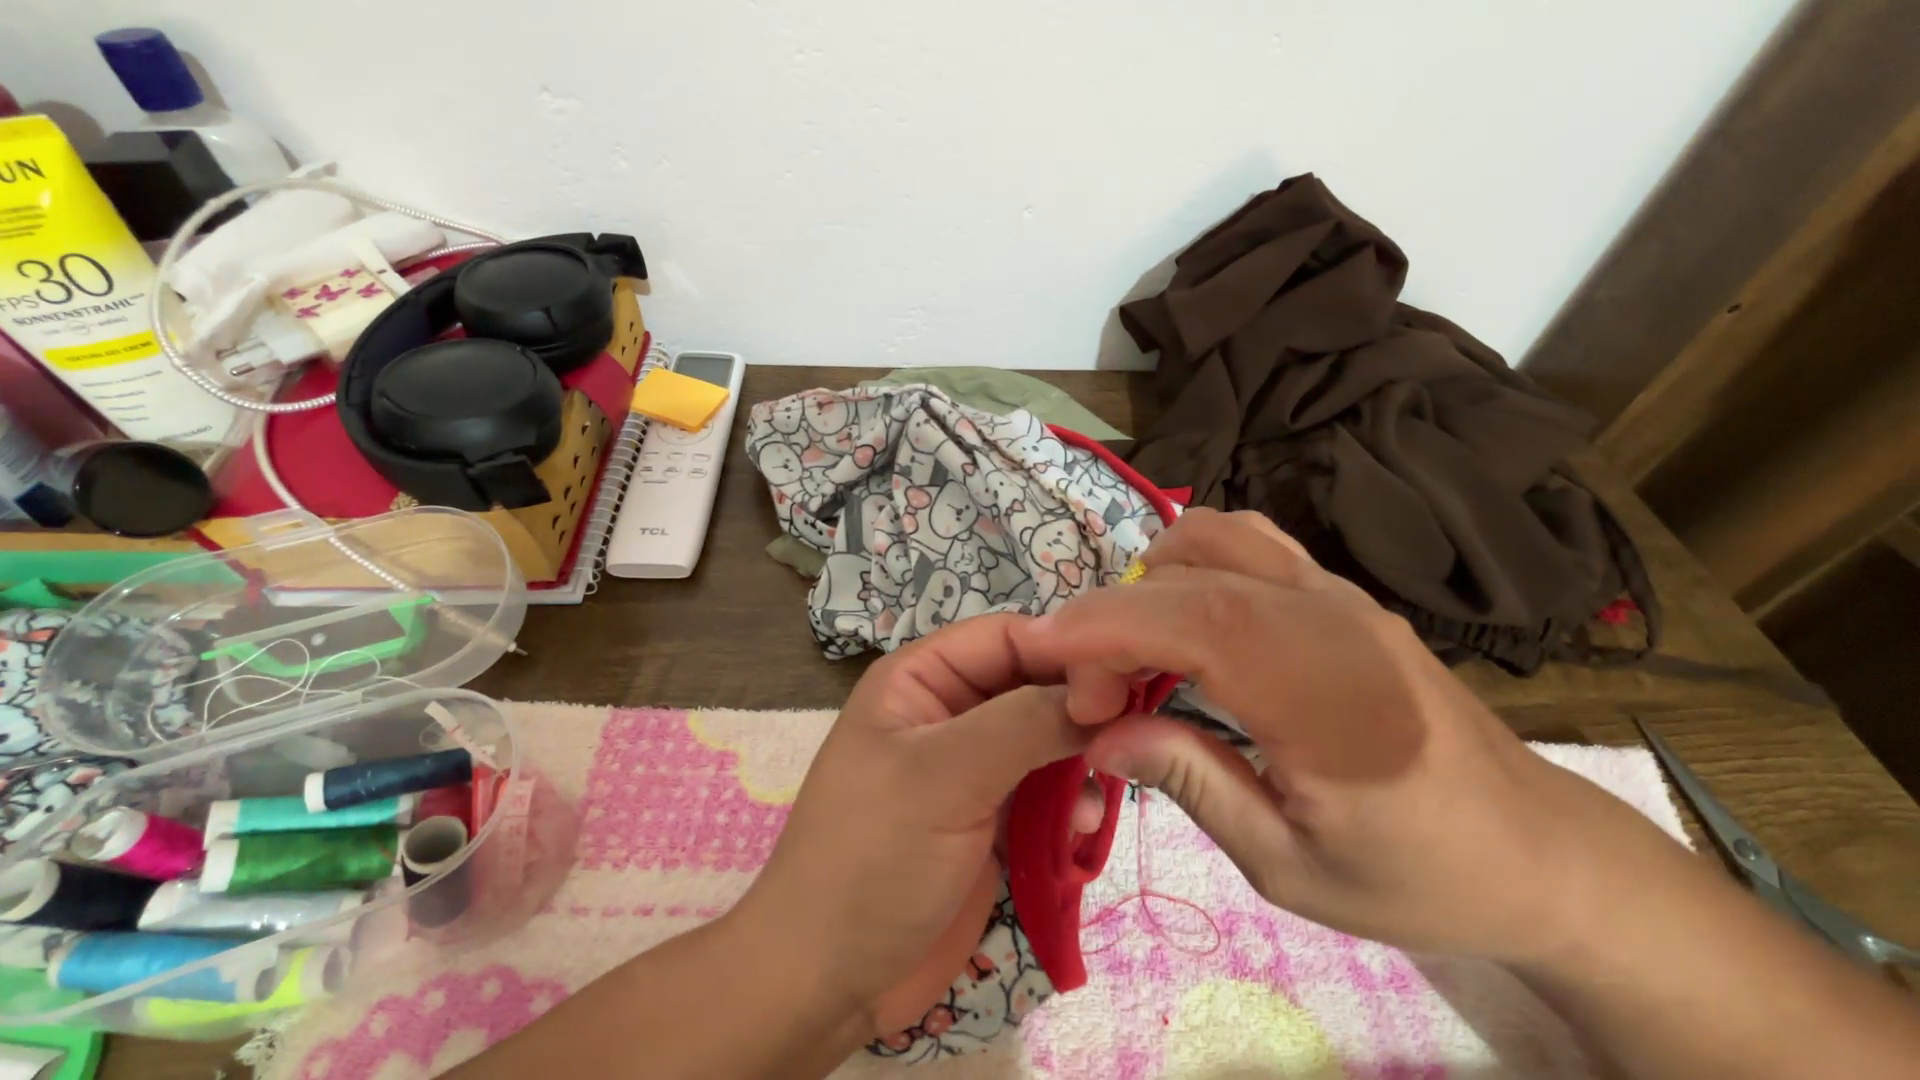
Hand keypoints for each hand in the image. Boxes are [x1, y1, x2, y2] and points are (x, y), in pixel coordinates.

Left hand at [730, 614, 1091, 1037]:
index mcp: (920, 679)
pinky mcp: (991, 821)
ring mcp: (971, 769)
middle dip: (1081, 711)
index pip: (1009, 635)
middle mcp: (949, 712)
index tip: (1126, 685)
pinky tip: (1079, 834)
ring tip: (1096, 802)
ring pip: (1049, 740)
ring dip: (1080, 763)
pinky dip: (1070, 807)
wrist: (831, 979)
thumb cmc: (873, 858)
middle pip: (1035, 685)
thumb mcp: (943, 777)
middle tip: (1129, 740)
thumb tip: (1105, 689)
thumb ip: (1024, 722)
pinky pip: (1047, 793)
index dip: (1067, 650)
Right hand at [1011, 508, 1677, 965]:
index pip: (1190, 621)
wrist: (1541, 855)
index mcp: (1324, 693)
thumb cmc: (1416, 876)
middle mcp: (1333, 620)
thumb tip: (1100, 735)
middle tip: (1086, 695)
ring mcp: (1344, 598)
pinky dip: (1194, 569)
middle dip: (1112, 617)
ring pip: (1222, 535)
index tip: (1045, 661)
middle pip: (1192, 573)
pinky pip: (1255, 547)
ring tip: (1129, 652)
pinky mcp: (1348, 598)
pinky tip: (1184, 628)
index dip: (1103, 628)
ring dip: (1153, 578)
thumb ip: (1192, 782)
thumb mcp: (1289, 864)